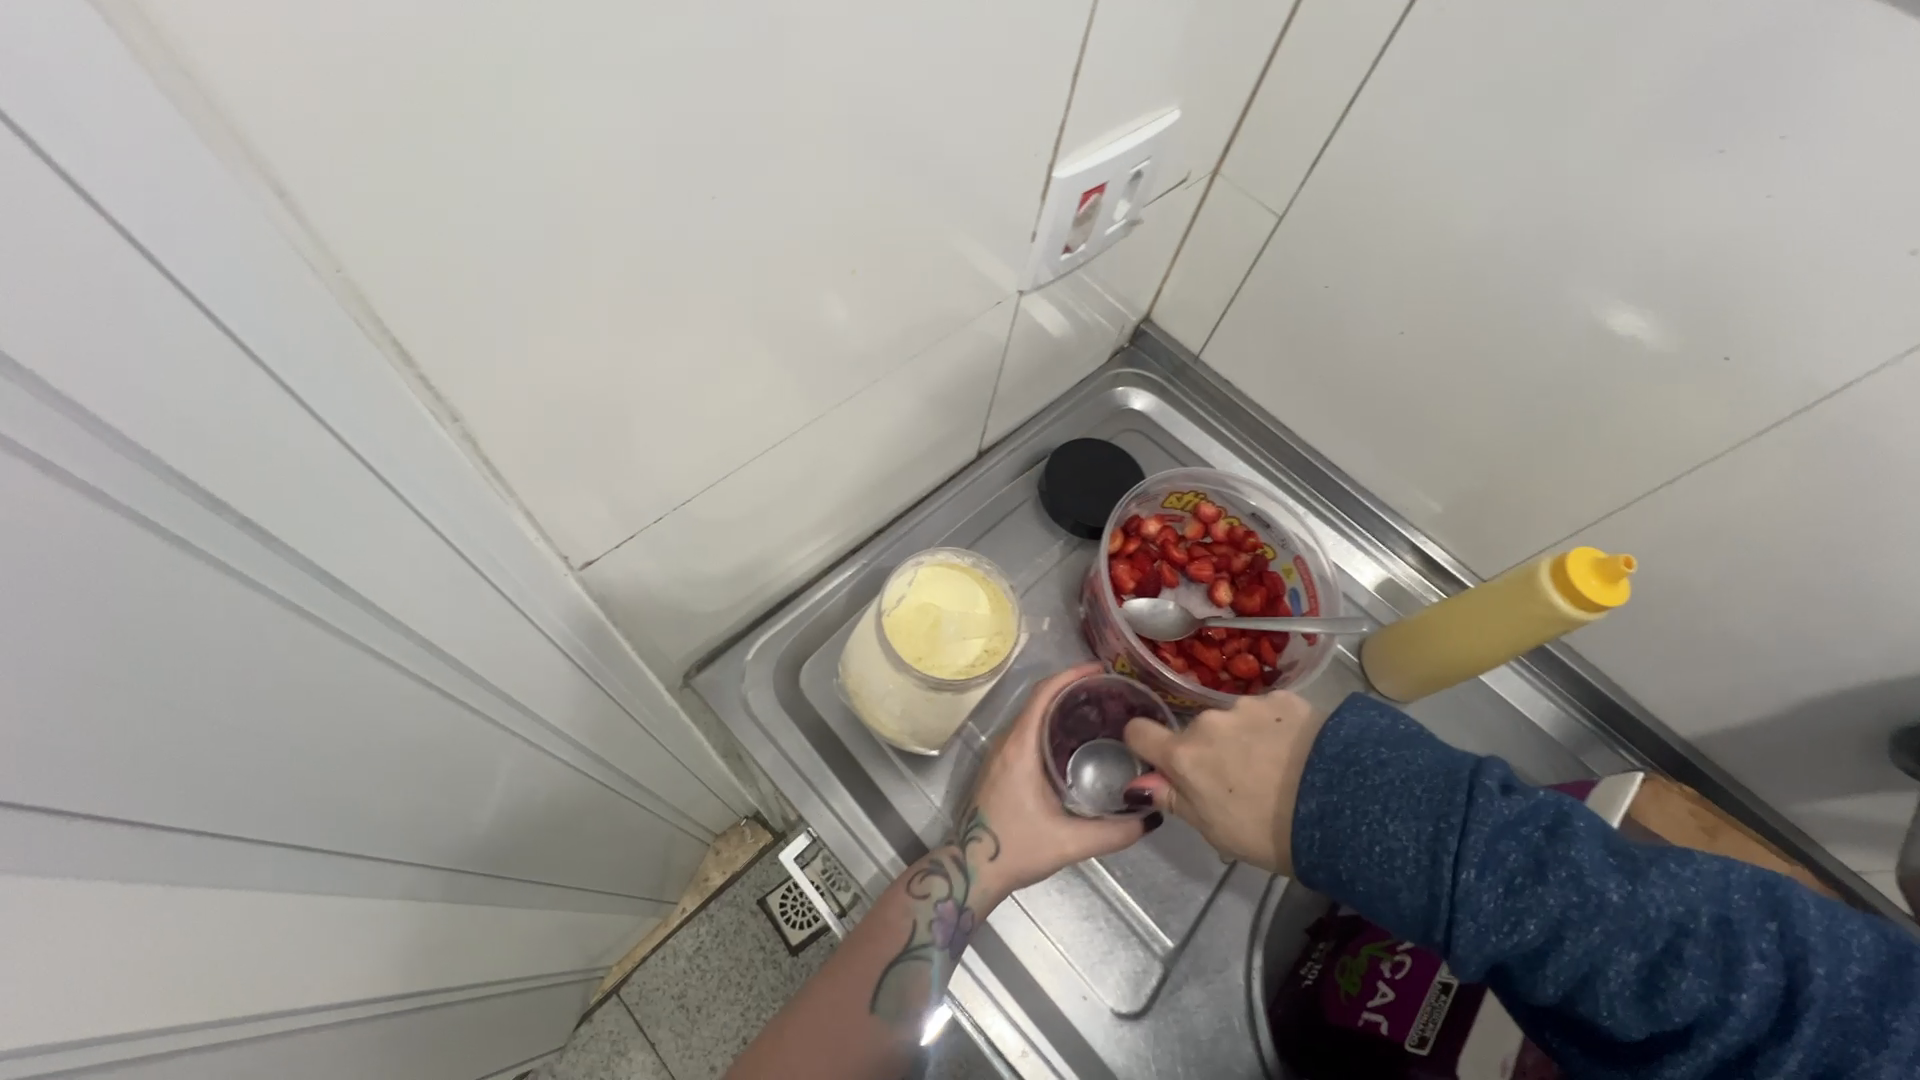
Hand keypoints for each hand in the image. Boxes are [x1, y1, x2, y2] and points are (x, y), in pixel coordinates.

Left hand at [965, 663, 1158, 902]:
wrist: (971, 870)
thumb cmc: (1015, 849)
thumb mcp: (1070, 843)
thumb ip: (1114, 832)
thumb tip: (1151, 816)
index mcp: (1020, 748)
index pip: (1043, 695)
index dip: (1070, 675)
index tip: (1100, 669)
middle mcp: (1007, 743)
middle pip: (1038, 700)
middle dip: (1072, 687)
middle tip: (1110, 692)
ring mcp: (1000, 754)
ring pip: (1032, 716)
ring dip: (1060, 706)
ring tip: (1099, 710)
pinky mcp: (1000, 766)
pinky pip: (1027, 731)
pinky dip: (1051, 724)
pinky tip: (1076, 741)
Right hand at [1121, 689, 1327, 874]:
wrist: (1343, 808)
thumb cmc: (1271, 833)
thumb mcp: (1214, 830)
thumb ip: (1174, 800)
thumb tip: (1139, 785)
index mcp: (1184, 755)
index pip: (1138, 731)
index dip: (1145, 744)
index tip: (1162, 761)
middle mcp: (1209, 721)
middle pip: (1194, 731)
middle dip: (1208, 750)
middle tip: (1239, 782)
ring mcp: (1248, 705)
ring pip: (1233, 720)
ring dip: (1244, 738)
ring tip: (1277, 768)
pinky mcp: (1285, 698)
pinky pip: (1268, 711)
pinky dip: (1276, 728)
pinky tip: (1300, 752)